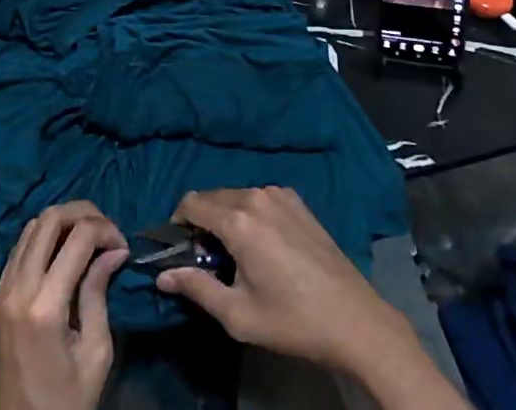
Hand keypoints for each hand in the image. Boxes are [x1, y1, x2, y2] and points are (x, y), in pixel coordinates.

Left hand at [0, 201, 128, 409]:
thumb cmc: (63, 403)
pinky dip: (44, 238)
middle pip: (49, 218)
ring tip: (89, 240)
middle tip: (108, 233)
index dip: (107, 231)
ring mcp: (0, 292)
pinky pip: (19, 248)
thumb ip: (99, 295)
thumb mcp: (95, 354)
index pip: (78, 236)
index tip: (123, 249)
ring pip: (31, 227)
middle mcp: (16, 289)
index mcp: (44, 306)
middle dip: (85, 213)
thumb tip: (114, 252)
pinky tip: (64, 254)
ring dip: (64, 222)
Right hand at [153, 187, 408, 374]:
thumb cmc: (291, 319)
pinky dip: (248, 213)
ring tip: (230, 254)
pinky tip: (259, 244)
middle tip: (201, 258)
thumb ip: (196, 288)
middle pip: (213, 196)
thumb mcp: (237, 314)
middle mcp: (258, 197)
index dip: (177, 222)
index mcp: (239, 221)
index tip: (176, 248)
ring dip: (224, 217)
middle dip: (200, 221)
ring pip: (237, 196)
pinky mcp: (298, 202)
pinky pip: (260, 199)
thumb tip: (163, 275)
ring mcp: (282, 195)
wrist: (352, 316)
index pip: (192, 202)